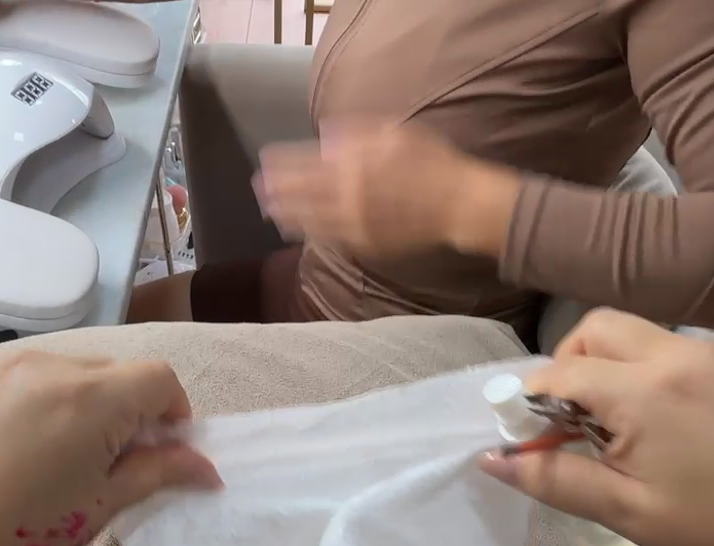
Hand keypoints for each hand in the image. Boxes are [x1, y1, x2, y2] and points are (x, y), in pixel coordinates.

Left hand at [0, 350, 220, 545]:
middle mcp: (48, 364)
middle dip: (128, 407)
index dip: (174, 411)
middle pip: (114, 370)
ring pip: (68, 368)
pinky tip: (15, 441)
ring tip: (57, 452)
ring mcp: (0, 363)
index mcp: (90, 398)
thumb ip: (160, 473)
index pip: (158, 377)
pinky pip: (22, 372)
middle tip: (110, 459)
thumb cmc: (20, 536)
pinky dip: (38, 397)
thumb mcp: (101, 507)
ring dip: (83, 400)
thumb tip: (210, 469)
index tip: (162, 448)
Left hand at [256, 123, 520, 258]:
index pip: (307, 163)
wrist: (456, 206)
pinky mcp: (363, 244)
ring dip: (286, 214)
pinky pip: (329, 238)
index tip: (265, 160)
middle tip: (258, 189)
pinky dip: (310, 232)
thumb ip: (357, 133)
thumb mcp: (395, 133)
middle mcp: (348, 196)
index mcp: (354, 165)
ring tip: (269, 212)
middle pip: (302, 193)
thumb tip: (324, 136)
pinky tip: (299, 229)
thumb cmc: (431, 163)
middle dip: (277, 190)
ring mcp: (354, 224)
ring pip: (311, 220)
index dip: (283, 162)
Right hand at [478, 310, 713, 545]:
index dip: (527, 404)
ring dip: (602, 368)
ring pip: (633, 335)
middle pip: (594, 331)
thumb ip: (555, 480)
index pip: (559, 374)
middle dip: (564, 368)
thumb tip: (492, 459)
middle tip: (567, 425)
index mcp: (644, 391)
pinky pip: (668, 350)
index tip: (524, 441)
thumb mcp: (628, 512)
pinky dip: (640, 373)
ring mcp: (713, 355)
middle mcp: (676, 355)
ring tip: (612, 430)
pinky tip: (659, 428)